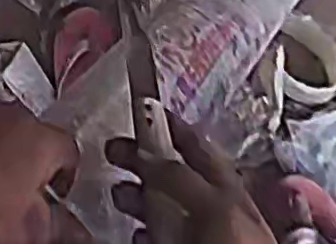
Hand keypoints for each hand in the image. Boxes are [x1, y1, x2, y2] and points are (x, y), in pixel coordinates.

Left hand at [0, 103, 86, 243]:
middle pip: (39, 134)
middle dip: (37, 159)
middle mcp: (18, 114)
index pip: (69, 150)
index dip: (67, 174)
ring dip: (11, 146)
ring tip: (1, 176)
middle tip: (28, 189)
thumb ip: (63, 228)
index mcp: (43, 138)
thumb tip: (82, 233)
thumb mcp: (32, 227)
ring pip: (12, 127)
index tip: (58, 193)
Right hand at [107, 111, 274, 243]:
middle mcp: (211, 204)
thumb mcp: (212, 204)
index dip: (165, 120)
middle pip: (169, 169)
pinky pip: (157, 234)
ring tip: (119, 198)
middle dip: (139, 157)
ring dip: (135, 195)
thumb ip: (178, 173)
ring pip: (159, 203)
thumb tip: (141, 150)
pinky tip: (136, 234)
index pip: (192, 140)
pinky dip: (141, 230)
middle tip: (112, 152)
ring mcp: (200, 233)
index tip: (136, 105)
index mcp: (223, 182)